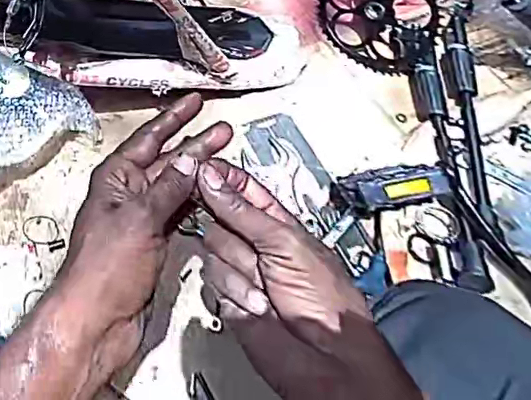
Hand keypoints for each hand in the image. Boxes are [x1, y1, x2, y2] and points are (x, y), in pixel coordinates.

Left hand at [50, 93, 232, 370]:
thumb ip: (167, 188)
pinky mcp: (154, 241)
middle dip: (195, 144)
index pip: (149, 138)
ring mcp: (142, 217)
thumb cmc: (108, 264)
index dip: (174, 118)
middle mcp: (128, 190)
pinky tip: (215, 196)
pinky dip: (197, 203)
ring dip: (199, 174)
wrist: (97, 320)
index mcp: (116, 176)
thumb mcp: (138, 219)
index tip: (196, 102)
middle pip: (167, 160)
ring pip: (176, 186)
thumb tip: (190, 158)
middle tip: (224, 130)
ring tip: (226, 159)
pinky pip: (179, 213)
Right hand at [193, 158, 422, 399]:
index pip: (237, 185)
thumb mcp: (285, 242)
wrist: (327, 363)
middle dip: (231, 228)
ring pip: (211, 243)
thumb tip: (209, 177)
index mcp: (274, 220)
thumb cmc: (328, 303)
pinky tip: (258, 303)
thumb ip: (241, 209)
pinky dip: (235, 289)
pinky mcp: (227, 294)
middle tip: (248, 242)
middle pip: (215, 211)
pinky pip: (211, 275)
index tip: (202, 168)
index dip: (219, 175)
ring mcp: (239, 267)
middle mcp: (253, 241)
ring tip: (265, 285)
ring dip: (238, 265)